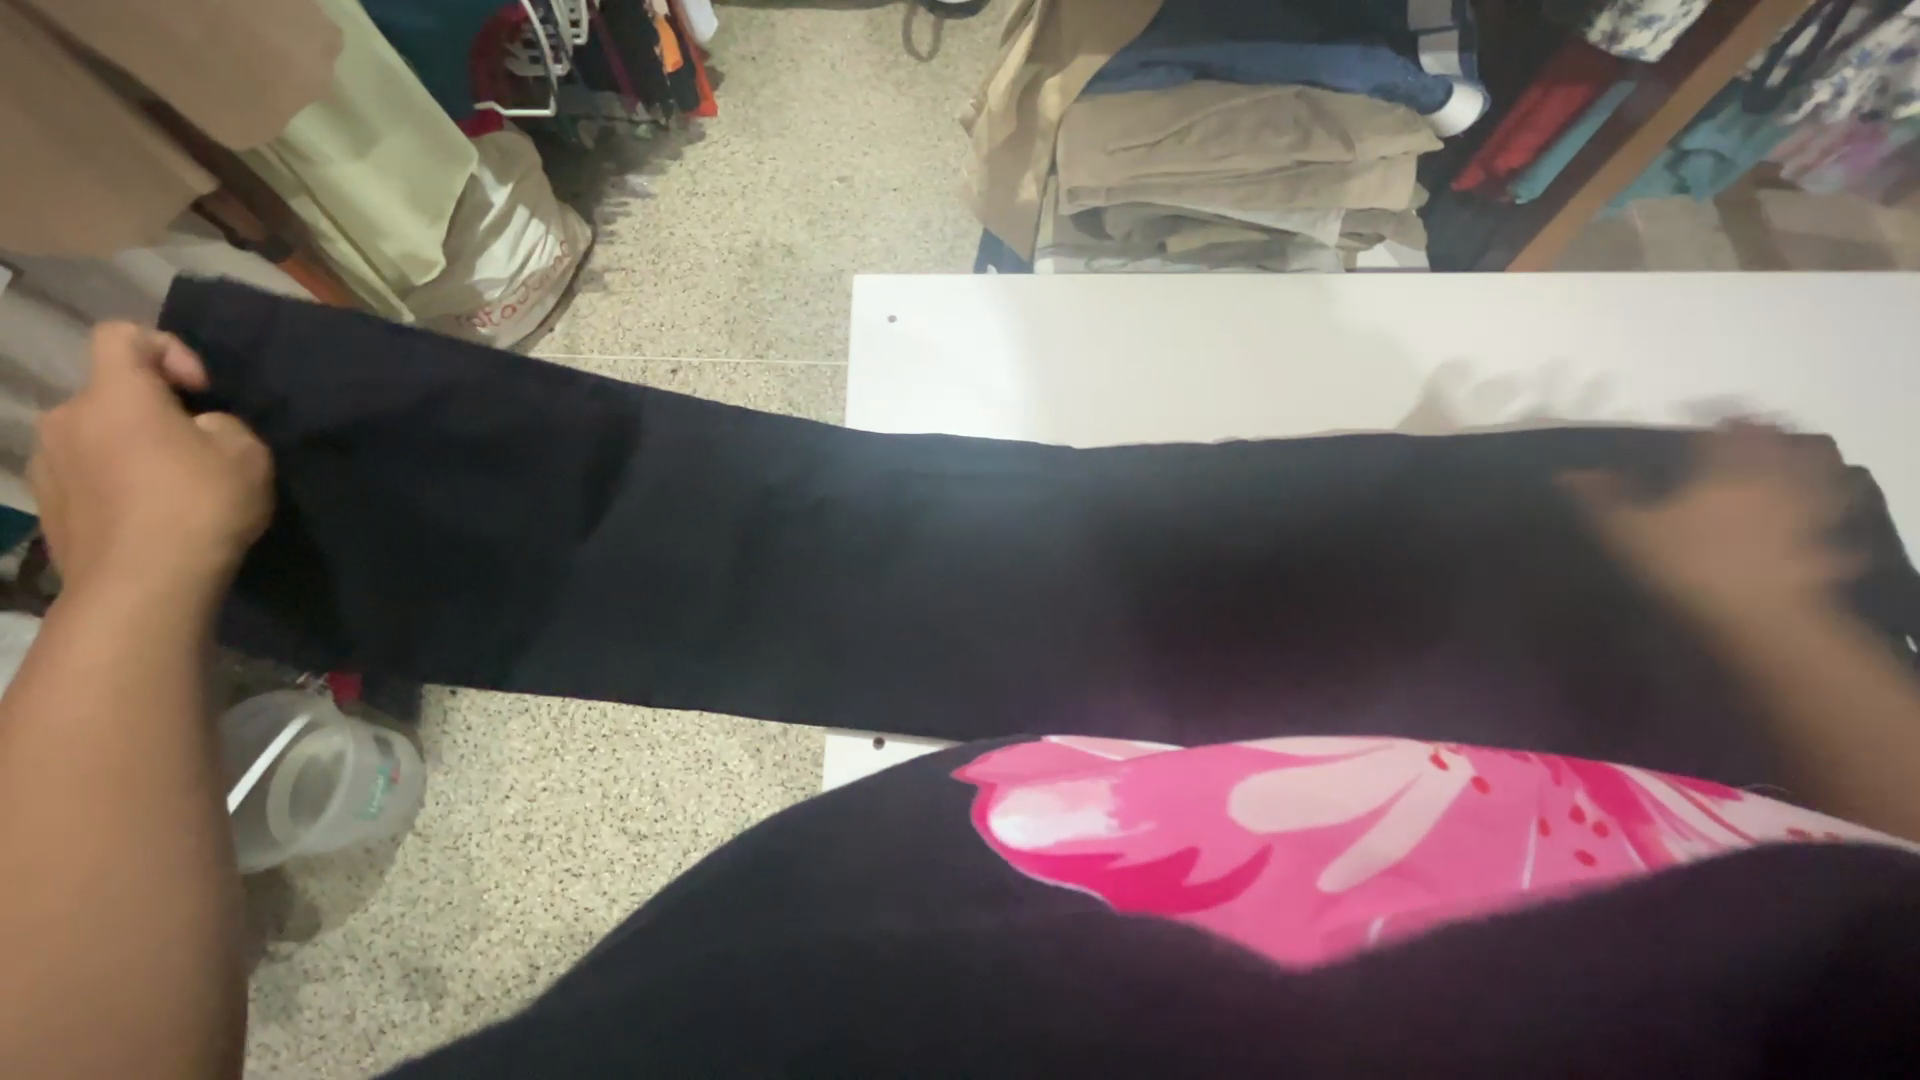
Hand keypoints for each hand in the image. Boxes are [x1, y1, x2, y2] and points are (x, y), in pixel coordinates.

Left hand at [29, 323, 271, 597]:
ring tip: (174, 487)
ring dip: (133, 448)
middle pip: (112, 393)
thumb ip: (220, 425)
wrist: (144, 582)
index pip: (123, 335)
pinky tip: (148, 515)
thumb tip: (197, 429)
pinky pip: (86, 473)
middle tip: (200, 450)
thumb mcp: (246, 453)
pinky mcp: (47, 502)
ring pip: (98, 435)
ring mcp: (47, 461)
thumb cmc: (201, 504)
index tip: (202, 392)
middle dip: (155, 411)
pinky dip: (116, 481)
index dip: (169, 349)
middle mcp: (68, 417)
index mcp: (116, 395)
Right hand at [1561, 423, 1861, 625]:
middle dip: (1767, 435)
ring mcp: (1804, 516)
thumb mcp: (1626, 529)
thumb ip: (1600, 497)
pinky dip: (1820, 521)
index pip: (1727, 428)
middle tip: (1748, 431)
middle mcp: (1774, 483)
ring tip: (1789, 465)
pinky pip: (1826, 528)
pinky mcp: (1819, 550)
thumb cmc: (1686, 563)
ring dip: (1805, 468)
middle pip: (1782, 447)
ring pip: (1815, 480)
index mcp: (1729, 470)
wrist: (1755, 617)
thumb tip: (1566, 471)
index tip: (1695, 410)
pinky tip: (1811, 526)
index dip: (1714, 414)